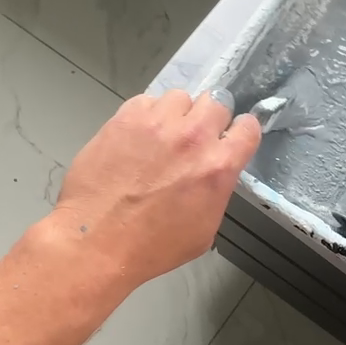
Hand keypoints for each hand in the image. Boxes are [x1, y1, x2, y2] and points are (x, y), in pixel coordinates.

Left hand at [50, 89, 260, 288]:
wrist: (98, 242)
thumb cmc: (152, 246)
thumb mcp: (205, 229)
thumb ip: (217, 189)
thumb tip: (214, 172)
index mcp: (218, 166)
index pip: (248, 127)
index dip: (239, 132)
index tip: (230, 138)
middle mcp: (192, 137)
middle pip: (217, 102)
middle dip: (209, 119)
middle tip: (193, 139)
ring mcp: (157, 123)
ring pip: (179, 97)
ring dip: (176, 115)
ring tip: (160, 137)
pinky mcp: (125, 118)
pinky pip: (145, 101)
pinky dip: (145, 116)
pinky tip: (135, 138)